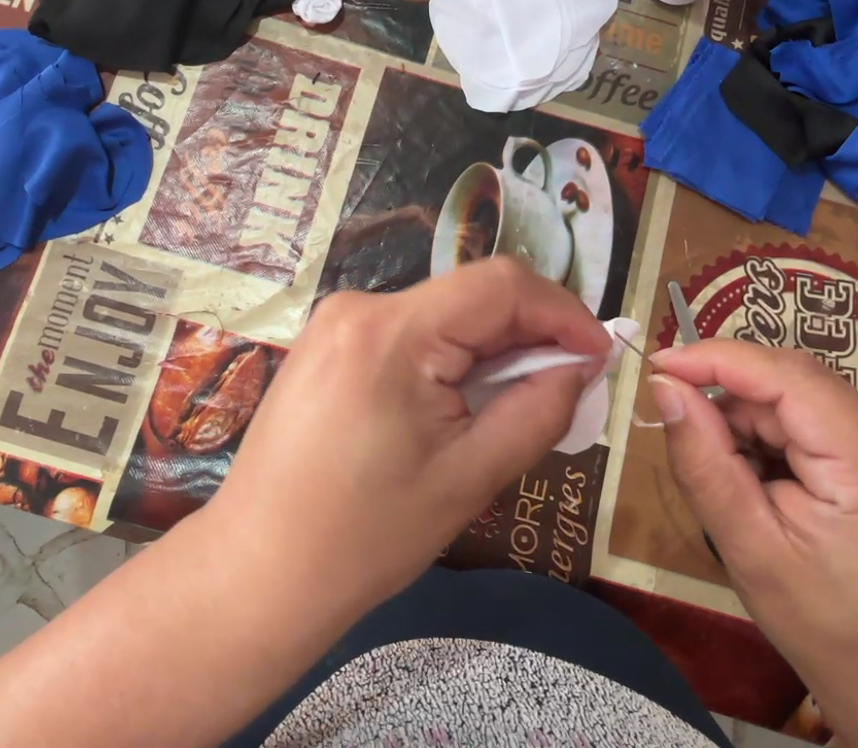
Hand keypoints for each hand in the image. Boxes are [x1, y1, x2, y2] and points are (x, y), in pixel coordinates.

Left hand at [206, 257, 608, 610]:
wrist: (258, 572)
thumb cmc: (365, 537)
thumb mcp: (470, 477)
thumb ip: (537, 410)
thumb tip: (582, 366)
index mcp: (392, 331)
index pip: (501, 284)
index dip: (562, 312)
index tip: (599, 357)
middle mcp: (359, 306)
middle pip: (471, 294)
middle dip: (530, 333)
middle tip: (566, 388)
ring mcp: (336, 322)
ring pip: (443, 313)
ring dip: (491, 348)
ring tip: (513, 403)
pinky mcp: (327, 344)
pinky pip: (410, 332)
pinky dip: (450, 356)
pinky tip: (460, 403)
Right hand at [648, 341, 857, 746]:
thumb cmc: (823, 626)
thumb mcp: (748, 550)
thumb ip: (704, 462)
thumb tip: (666, 384)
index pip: (794, 379)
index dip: (721, 359)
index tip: (661, 362)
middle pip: (803, 387)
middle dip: (740, 406)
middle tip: (705, 452)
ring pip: (815, 397)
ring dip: (766, 423)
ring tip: (756, 485)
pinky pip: (837, 414)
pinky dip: (795, 434)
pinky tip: (790, 481)